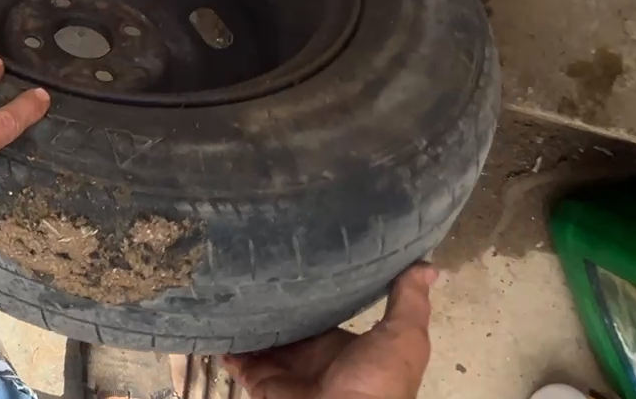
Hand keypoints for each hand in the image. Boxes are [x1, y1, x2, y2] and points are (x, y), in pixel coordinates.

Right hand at [224, 265, 436, 398]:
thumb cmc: (374, 385)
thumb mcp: (401, 342)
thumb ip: (407, 305)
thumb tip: (429, 266)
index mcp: (333, 343)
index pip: (309, 307)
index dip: (294, 283)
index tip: (274, 250)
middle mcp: (304, 353)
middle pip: (275, 319)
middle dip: (256, 296)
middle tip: (233, 256)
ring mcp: (278, 367)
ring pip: (250, 334)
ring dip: (235, 314)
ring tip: (213, 278)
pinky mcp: (256, 378)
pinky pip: (231, 355)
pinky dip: (219, 339)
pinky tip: (206, 313)